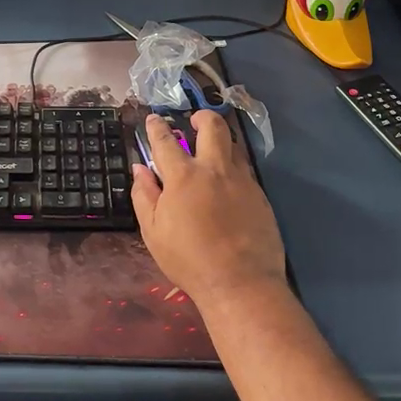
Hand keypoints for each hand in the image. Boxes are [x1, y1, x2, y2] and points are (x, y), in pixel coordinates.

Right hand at [131, 111, 286, 307]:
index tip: (153, 119)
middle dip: (202, 117)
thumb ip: (144, 195)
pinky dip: (233, 169)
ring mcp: (242, 181)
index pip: (165, 140)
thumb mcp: (153, 231)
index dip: (157, 126)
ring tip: (211, 153)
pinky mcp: (260, 196)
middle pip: (212, 126)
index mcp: (183, 176)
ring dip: (220, 142)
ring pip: (233, 145)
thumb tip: (140, 169)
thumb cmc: (189, 260)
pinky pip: (245, 172)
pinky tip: (227, 187)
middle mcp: (215, 170)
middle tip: (194, 122)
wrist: (242, 284)